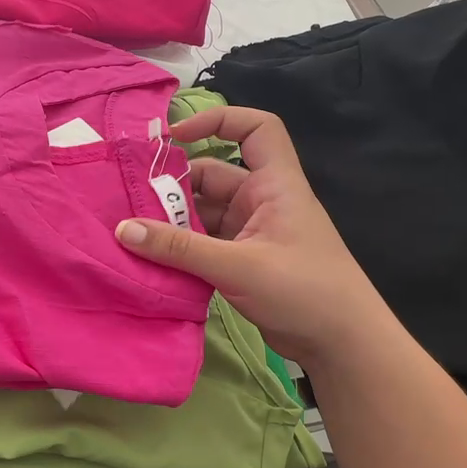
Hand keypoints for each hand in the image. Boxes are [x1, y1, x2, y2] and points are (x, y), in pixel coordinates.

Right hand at [114, 106, 394, 365]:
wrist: (344, 345)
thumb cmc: (305, 292)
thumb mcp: (237, 267)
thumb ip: (178, 247)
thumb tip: (122, 229)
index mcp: (275, 187)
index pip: (256, 130)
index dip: (217, 121)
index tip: (174, 138)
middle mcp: (262, 202)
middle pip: (210, 176)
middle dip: (171, 187)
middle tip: (129, 203)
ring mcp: (251, 232)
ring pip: (200, 211)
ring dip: (169, 221)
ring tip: (130, 232)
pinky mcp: (241, 260)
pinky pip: (200, 241)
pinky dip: (175, 246)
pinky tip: (148, 257)